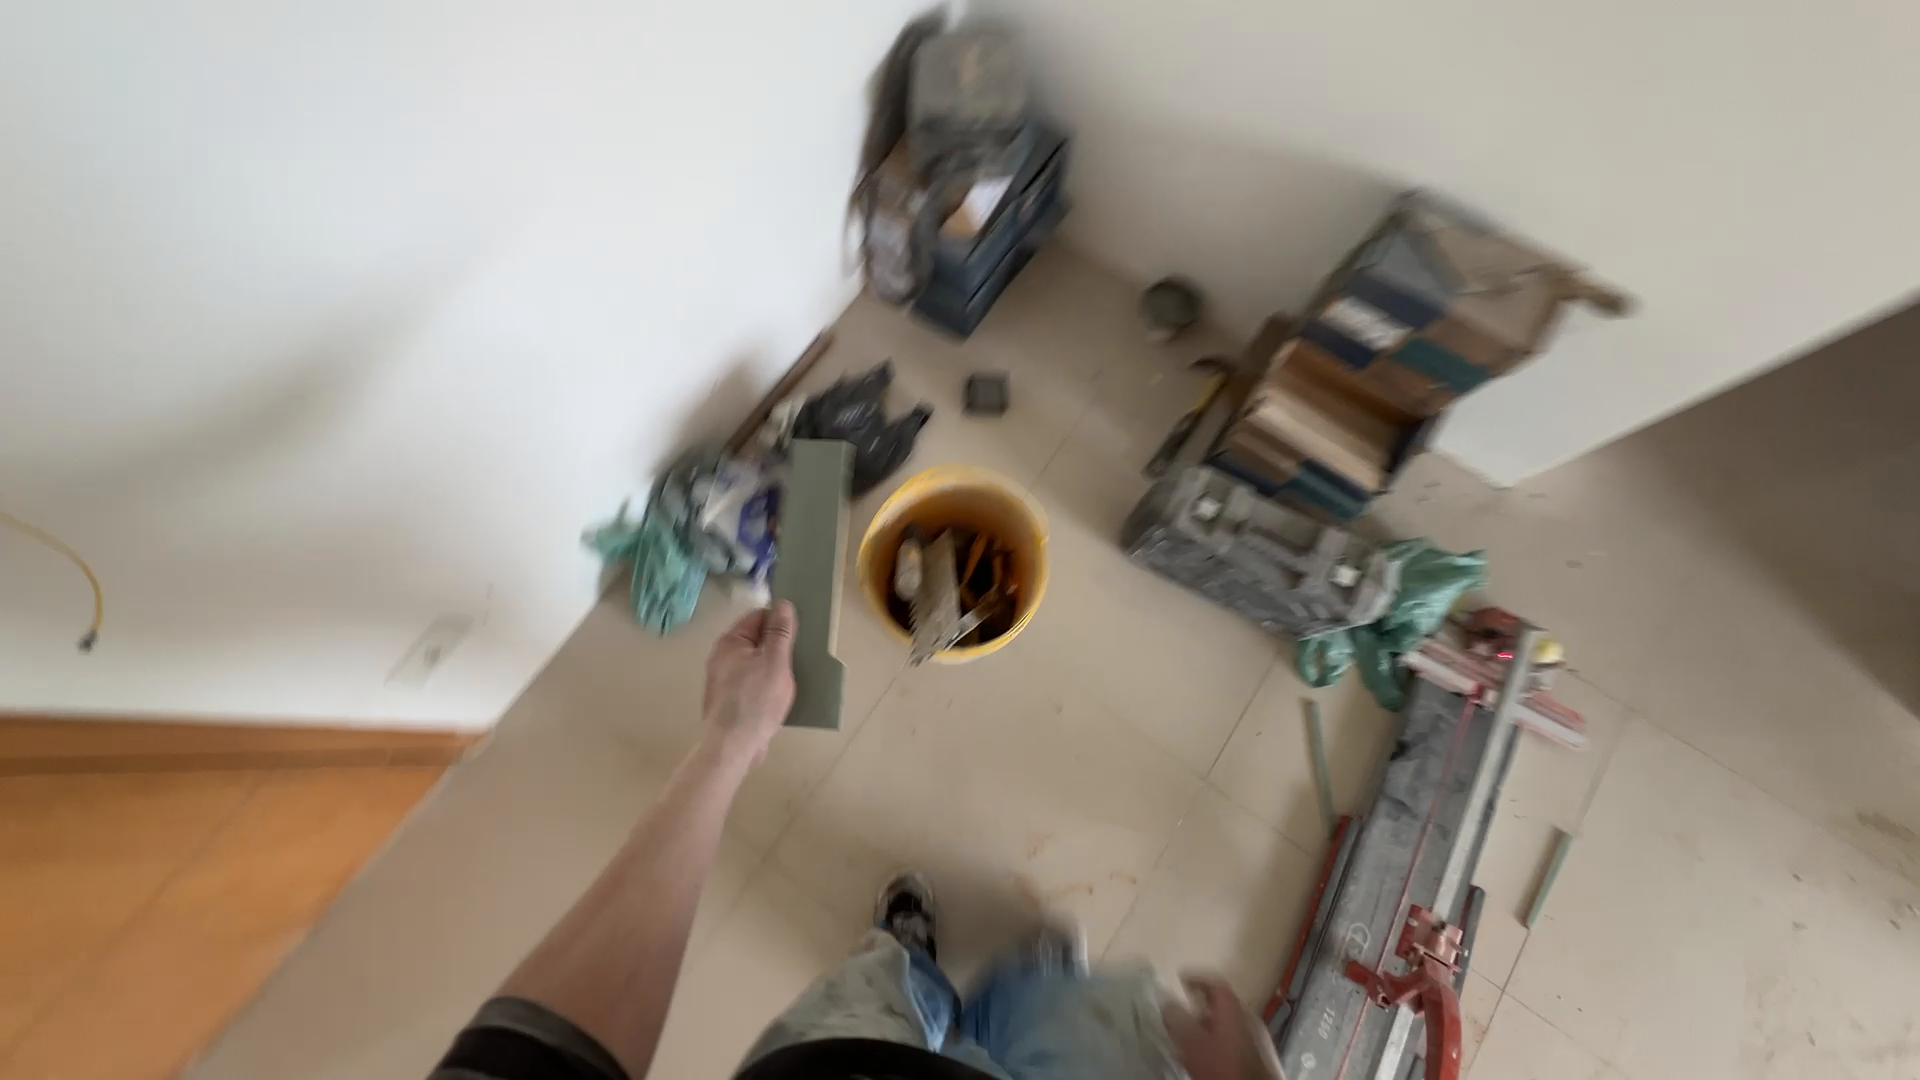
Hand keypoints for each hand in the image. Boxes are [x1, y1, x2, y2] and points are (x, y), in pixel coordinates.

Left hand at [702, 602, 796, 765]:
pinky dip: (767, 685)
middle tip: (801, 655)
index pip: (758, 616)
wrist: (733, 746)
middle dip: (779, 646)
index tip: (799, 631)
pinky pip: (754, 683)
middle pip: (757, 640)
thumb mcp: (775, 661)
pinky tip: (781, 695)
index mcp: (730, 642)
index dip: (779, 621)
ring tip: (795, 676)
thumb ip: (780, 632)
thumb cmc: (756, 699)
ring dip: (775, 667)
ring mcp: (725, 681)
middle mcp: (723, 658)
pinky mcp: (731, 701)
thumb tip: (783, 604)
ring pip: (757, 664)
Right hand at [1162, 974, 1285, 1079]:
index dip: (1196, 978)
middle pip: (1222, 1004)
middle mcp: (1248, 1017)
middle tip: (1182, 1011)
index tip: (1180, 980)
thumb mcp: (1192, 1041)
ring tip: (1190, 1038)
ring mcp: (1257, 1038)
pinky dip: (1219, 1042)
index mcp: (1234, 1007)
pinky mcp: (1260, 1058)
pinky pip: (1235, 1041)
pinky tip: (1208, 1055)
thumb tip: (1165, 999)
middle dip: (1199, 1006)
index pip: (1215, 982)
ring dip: (1208, 1027)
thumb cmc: (1222, 1064)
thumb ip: (1176, 1018)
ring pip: (1228, 1024)